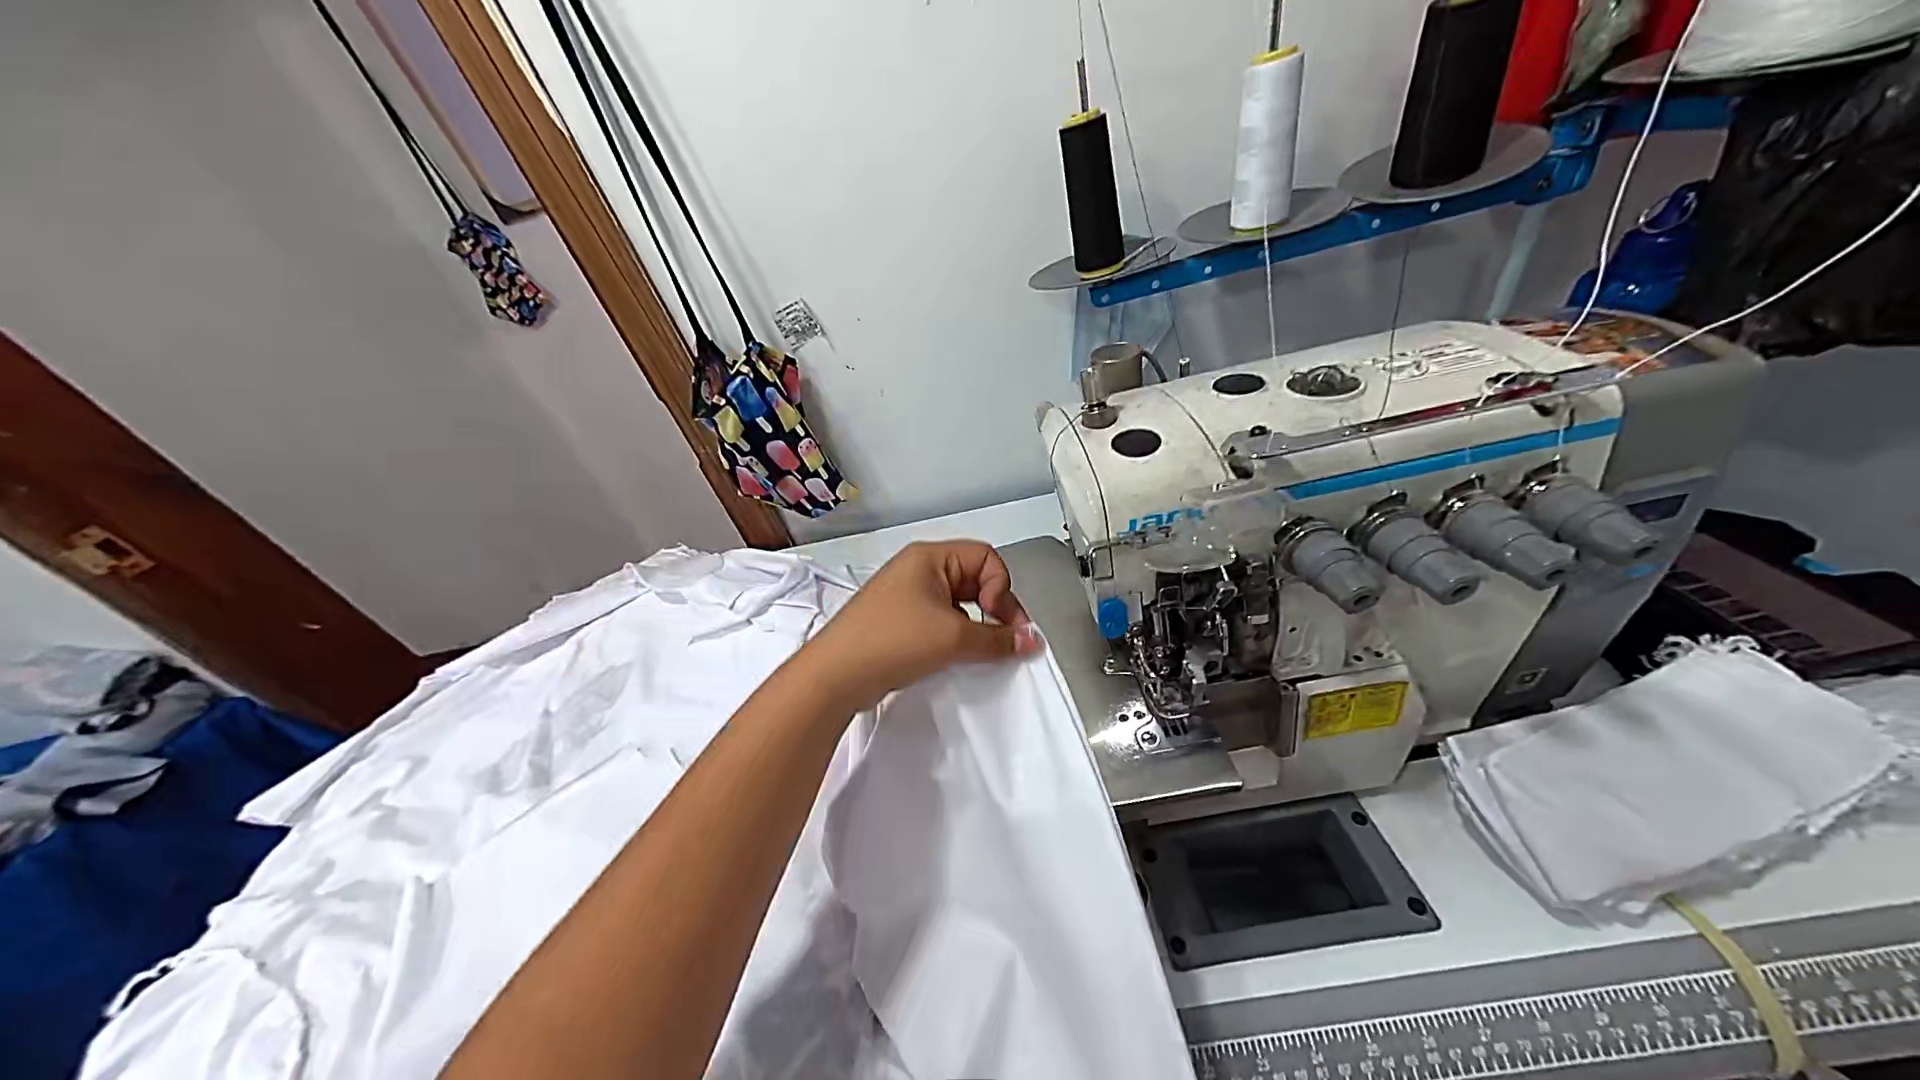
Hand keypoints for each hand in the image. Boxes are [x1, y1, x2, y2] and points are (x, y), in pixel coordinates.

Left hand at [796, 540, 1042, 711]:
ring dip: (974, 625)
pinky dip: (955, 636)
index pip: (986, 558)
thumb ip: (998, 639)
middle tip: (1003, 639)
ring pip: (959, 603)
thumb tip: (1030, 640)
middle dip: (993, 608)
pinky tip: (955, 657)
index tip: (1000, 620)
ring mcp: (907, 597)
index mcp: (929, 557)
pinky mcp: (900, 622)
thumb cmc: (888, 642)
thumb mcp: (953, 638)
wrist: (835, 676)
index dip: (1000, 588)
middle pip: (974, 579)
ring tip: (976, 651)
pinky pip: (941, 621)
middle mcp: (918, 571)